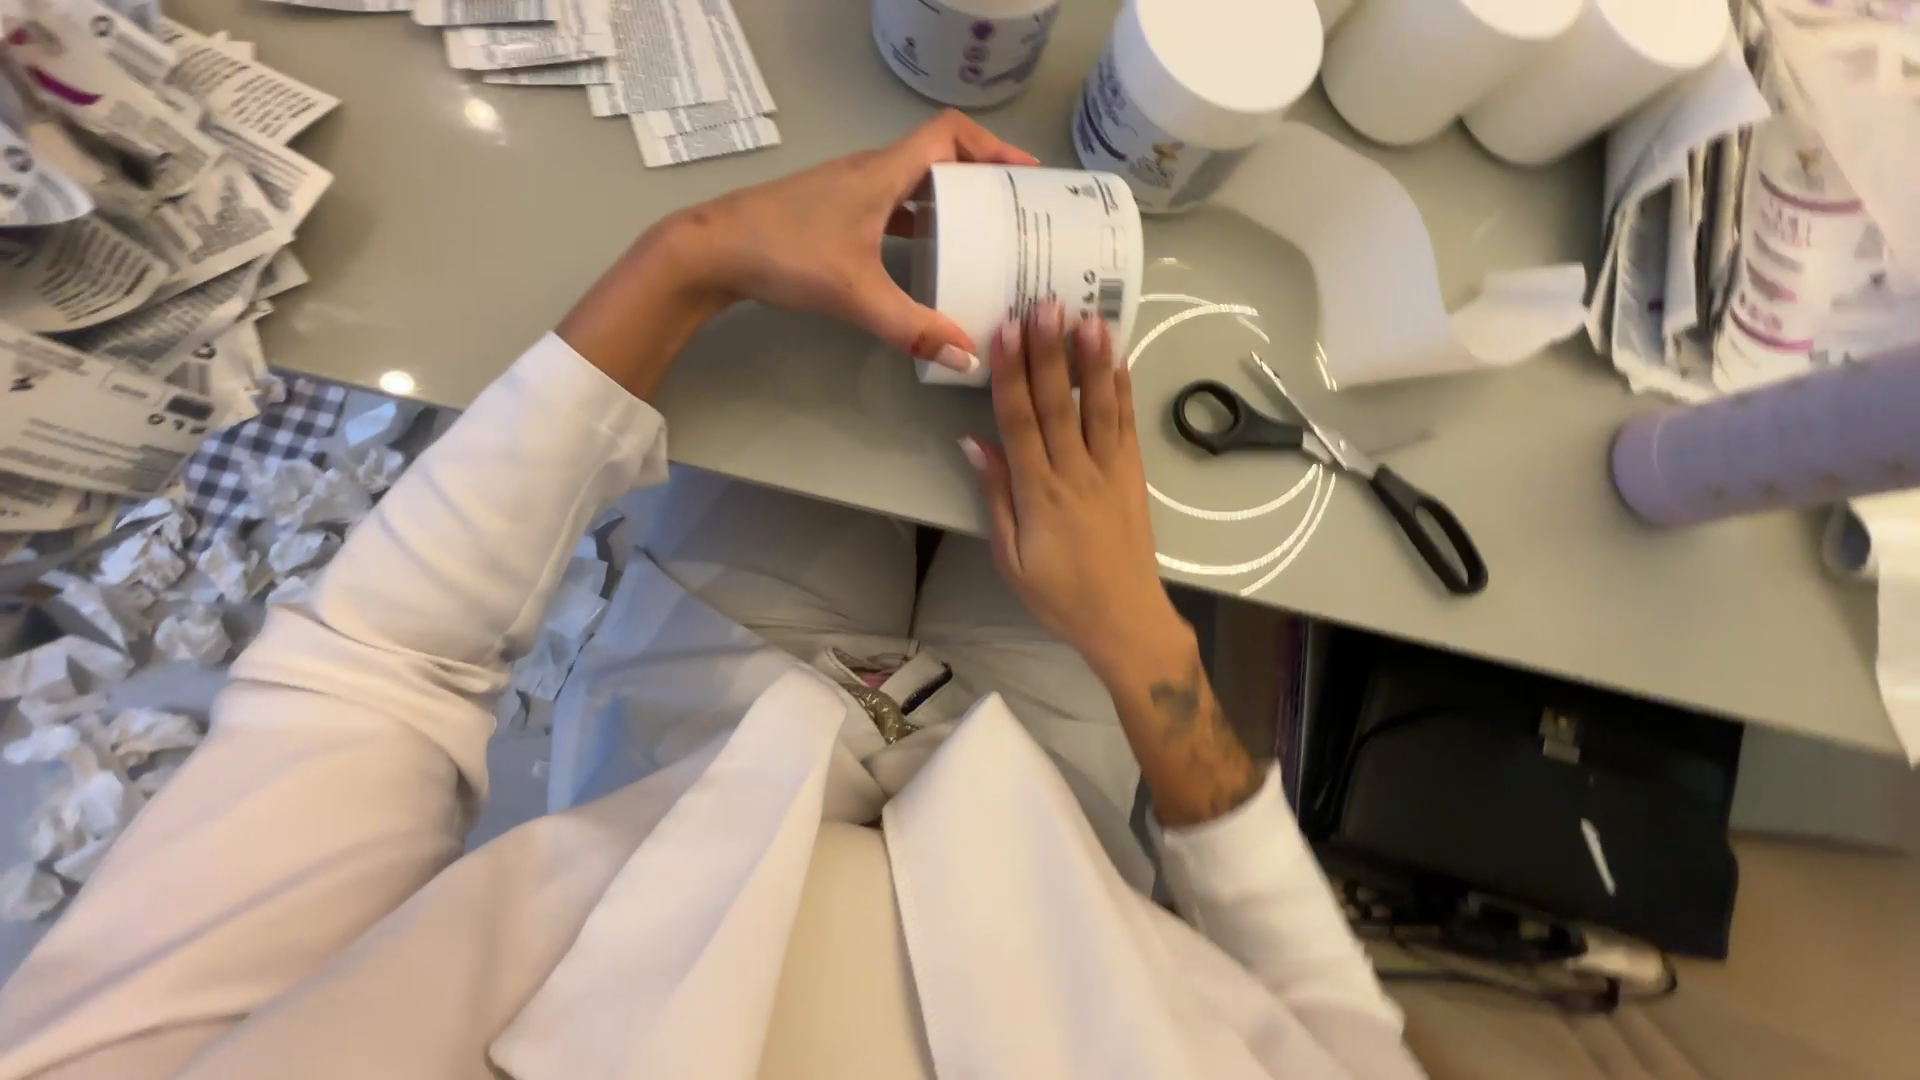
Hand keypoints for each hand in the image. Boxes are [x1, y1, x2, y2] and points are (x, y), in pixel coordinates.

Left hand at [557, 110, 1035, 396]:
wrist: (713, 250)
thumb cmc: (784, 253)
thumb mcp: (856, 293)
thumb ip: (912, 328)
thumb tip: (966, 355)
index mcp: (883, 172)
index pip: (949, 134)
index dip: (993, 146)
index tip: (1025, 174)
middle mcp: (870, 172)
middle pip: (939, 157)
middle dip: (981, 178)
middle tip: (1014, 211)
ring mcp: (850, 192)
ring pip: (914, 184)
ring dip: (950, 201)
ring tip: (985, 232)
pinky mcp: (836, 214)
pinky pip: (893, 207)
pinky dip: (920, 222)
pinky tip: (930, 253)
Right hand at [964, 302, 1263, 824]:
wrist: (1125, 620)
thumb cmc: (1059, 596)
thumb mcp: (1012, 558)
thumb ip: (997, 496)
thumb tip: (974, 443)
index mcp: (1041, 495)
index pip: (1021, 423)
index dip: (1012, 375)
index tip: (1006, 332)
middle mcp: (1077, 474)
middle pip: (1059, 405)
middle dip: (1050, 352)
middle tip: (1046, 303)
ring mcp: (1112, 472)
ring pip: (1100, 407)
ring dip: (1093, 361)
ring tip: (1089, 316)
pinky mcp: (1135, 476)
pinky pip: (1128, 427)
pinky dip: (1123, 391)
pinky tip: (1118, 360)